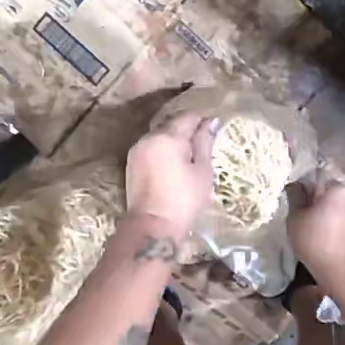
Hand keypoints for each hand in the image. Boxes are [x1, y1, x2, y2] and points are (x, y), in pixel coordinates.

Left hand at [125, 110, 218, 232]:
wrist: (152, 227)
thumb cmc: (184, 200)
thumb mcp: (202, 171)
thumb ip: (204, 143)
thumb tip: (210, 123)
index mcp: (168, 137)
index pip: (188, 117)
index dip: (203, 120)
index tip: (213, 130)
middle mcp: (149, 138)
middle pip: (172, 124)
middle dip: (187, 130)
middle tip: (202, 146)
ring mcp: (137, 150)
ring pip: (160, 135)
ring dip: (173, 140)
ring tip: (187, 157)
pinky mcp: (131, 163)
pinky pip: (151, 147)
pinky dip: (162, 150)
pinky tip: (172, 165)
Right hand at [287, 167, 344, 275]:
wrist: (343, 270)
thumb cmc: (316, 240)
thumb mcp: (296, 217)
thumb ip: (295, 197)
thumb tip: (295, 185)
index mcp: (338, 187)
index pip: (317, 176)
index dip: (303, 186)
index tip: (294, 198)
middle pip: (329, 192)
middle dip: (315, 200)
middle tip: (300, 214)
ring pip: (336, 206)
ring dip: (324, 213)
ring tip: (310, 227)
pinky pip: (343, 219)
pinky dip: (333, 224)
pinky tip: (323, 236)